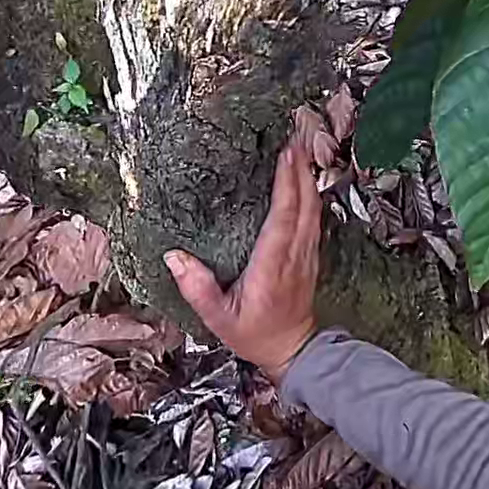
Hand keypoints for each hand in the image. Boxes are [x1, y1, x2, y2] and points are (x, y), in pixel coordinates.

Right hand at [165, 140, 319, 381]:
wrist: (293, 350)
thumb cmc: (253, 333)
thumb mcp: (218, 319)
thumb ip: (197, 288)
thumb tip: (173, 256)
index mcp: (272, 266)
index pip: (284, 218)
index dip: (287, 185)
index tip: (285, 155)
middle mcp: (294, 255)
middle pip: (304, 205)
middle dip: (300, 169)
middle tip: (293, 137)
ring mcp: (307, 254)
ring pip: (314, 209)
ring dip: (308, 177)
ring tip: (299, 149)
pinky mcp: (311, 255)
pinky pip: (315, 218)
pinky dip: (311, 194)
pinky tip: (305, 179)